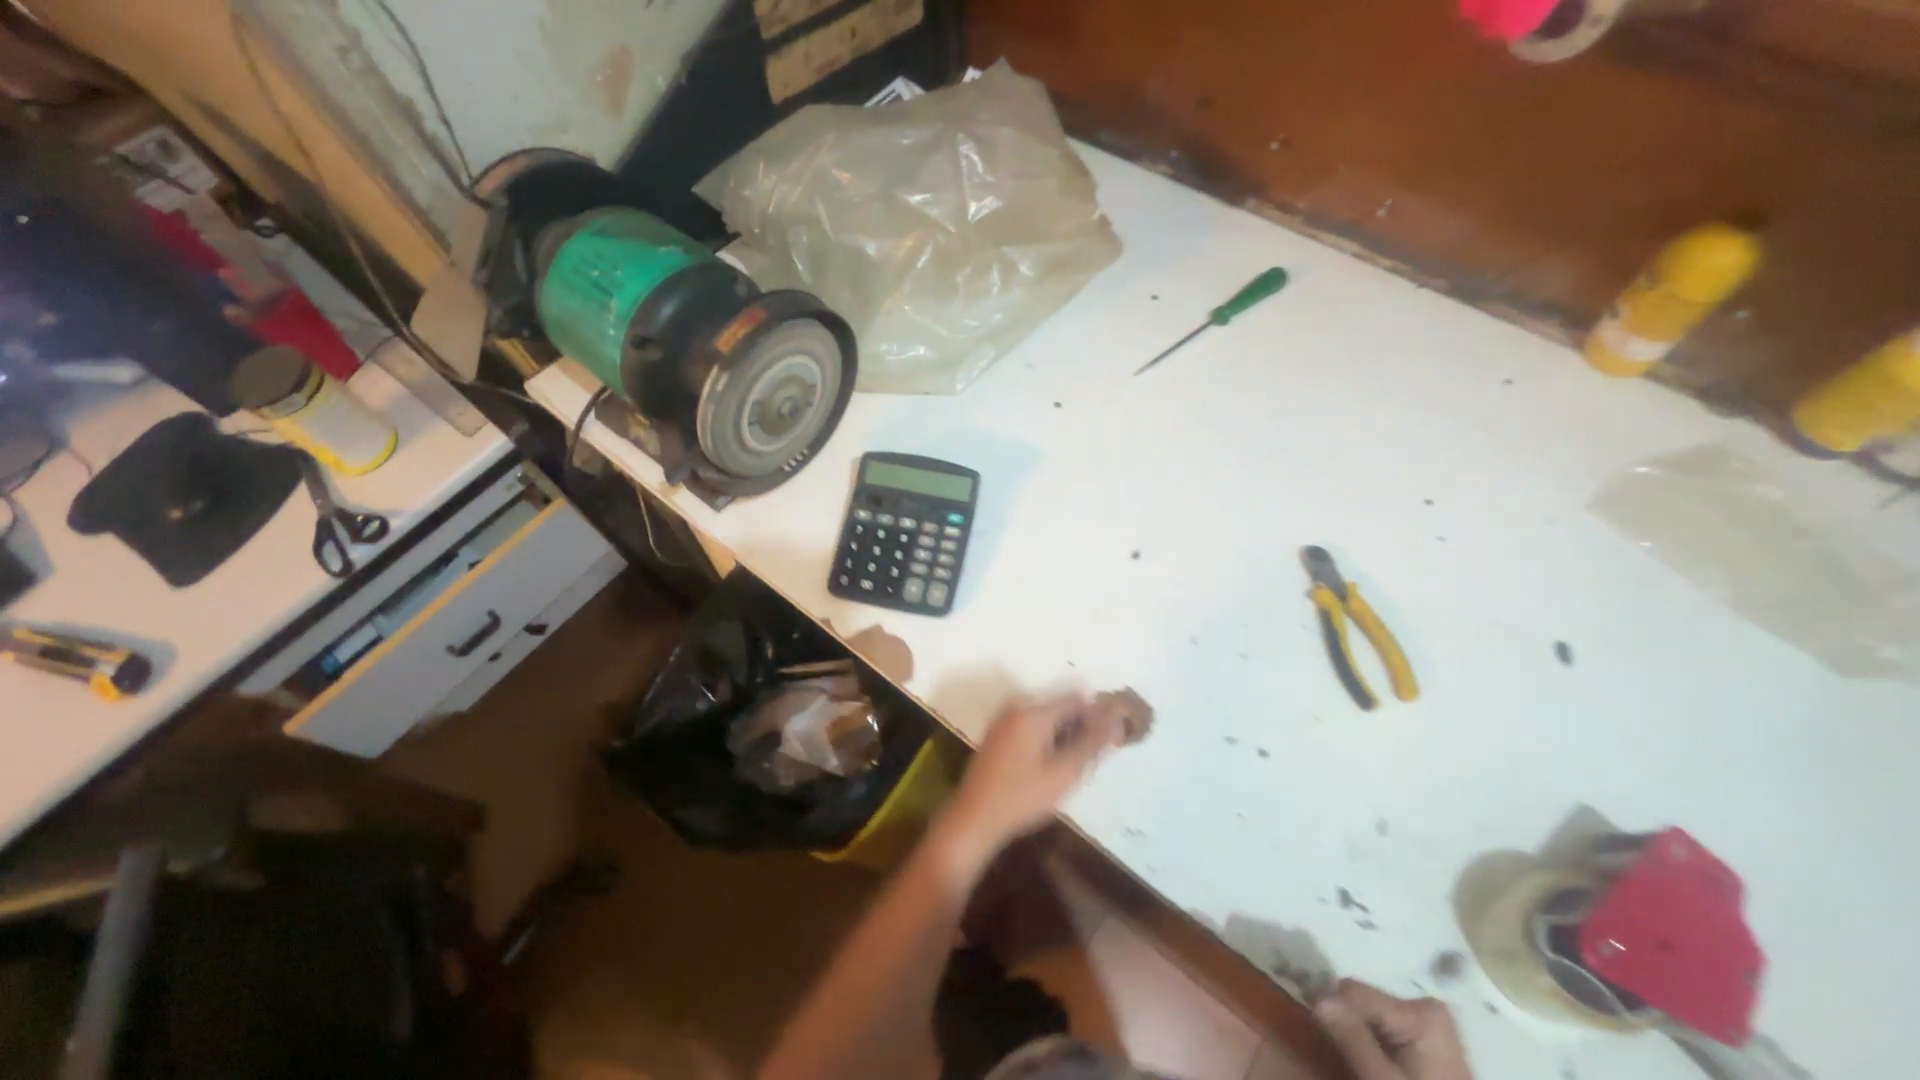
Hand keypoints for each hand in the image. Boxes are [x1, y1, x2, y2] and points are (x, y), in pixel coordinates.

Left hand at [942, 694, 1123, 854]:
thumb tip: (1116, 719)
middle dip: (1081, 728)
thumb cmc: (1021, 798)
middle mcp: (1016, 708)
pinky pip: (1032, 728)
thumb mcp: (1064, 773)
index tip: (1111, 740)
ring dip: (1065, 737)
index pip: (1077, 699)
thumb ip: (1092, 743)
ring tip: (1072, 767)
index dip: (1098, 716)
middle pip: (1061, 707)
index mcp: (1032, 712)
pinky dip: (1047, 742)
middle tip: (1091, 759)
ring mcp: (1003, 721)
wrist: (974, 819)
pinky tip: (1051, 768)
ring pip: (1047, 720)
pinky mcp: (998, 736)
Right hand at [1314, 980, 1472, 1079]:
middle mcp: (1426, 1004)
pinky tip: (1374, 1059)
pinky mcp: (1429, 1031)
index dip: (1330, 1010)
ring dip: (1357, 1031)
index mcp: (1419, 1012)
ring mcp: (1430, 1017)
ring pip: (1371, 1010)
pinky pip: (1386, 1021)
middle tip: (1341, 1055)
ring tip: (1358, 1060)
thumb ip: (1352, 1039)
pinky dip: (1373, 1037)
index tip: (1318, 1036)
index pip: (1352, 991)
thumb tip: (1317, 998)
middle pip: (1362, 998)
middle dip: (1346, 1022)